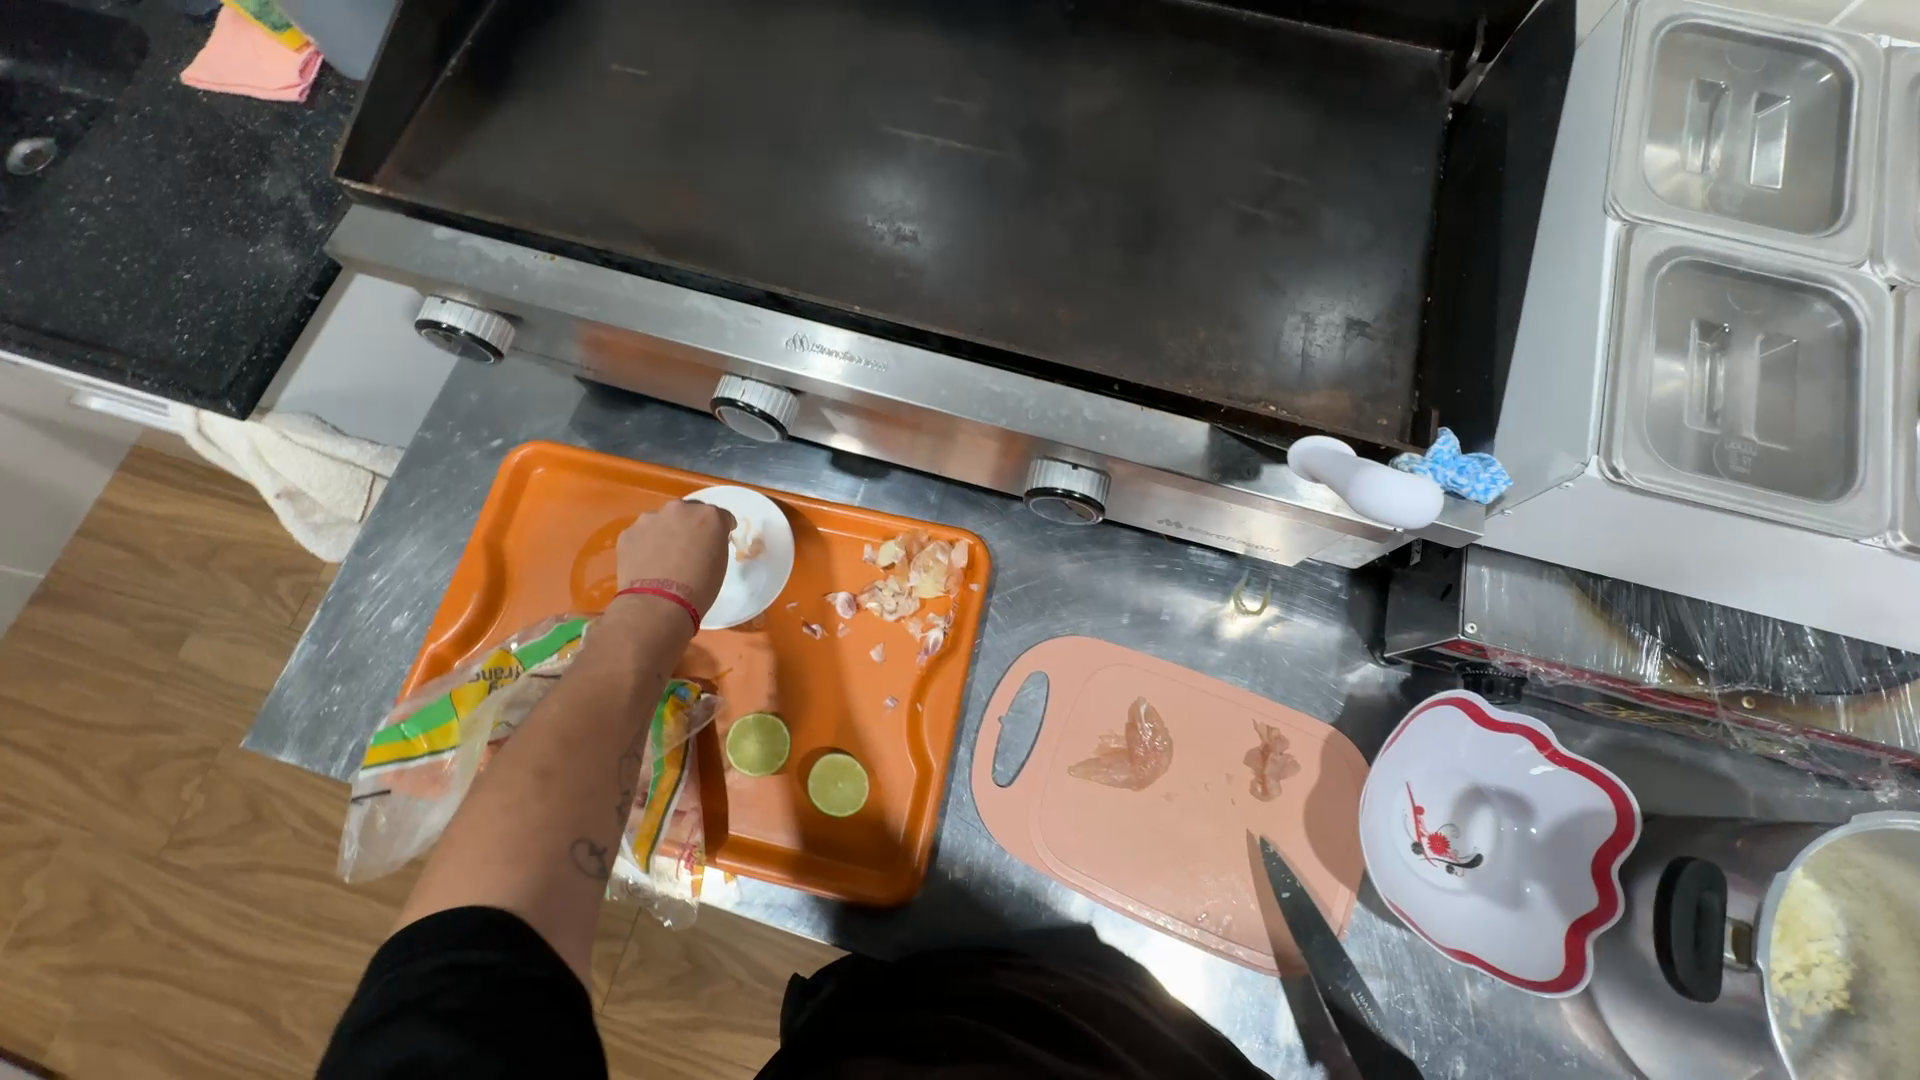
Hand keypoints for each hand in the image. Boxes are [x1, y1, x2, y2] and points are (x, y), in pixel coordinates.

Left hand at [613, 501, 736, 620]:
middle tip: (690, 547)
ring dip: (666, 532)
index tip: (718, 541)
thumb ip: (713, 543)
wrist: (658, 605)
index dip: (721, 529)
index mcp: (708, 516)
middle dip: (690, 526)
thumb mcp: (719, 562)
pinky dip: (645, 544)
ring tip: (664, 557)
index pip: (720, 516)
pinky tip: (646, 564)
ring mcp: (650, 519)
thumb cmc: (699, 587)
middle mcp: (679, 509)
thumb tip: (703, 543)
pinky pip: (641, 535)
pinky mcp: (628, 533)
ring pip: (662, 521)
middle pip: (688, 512)